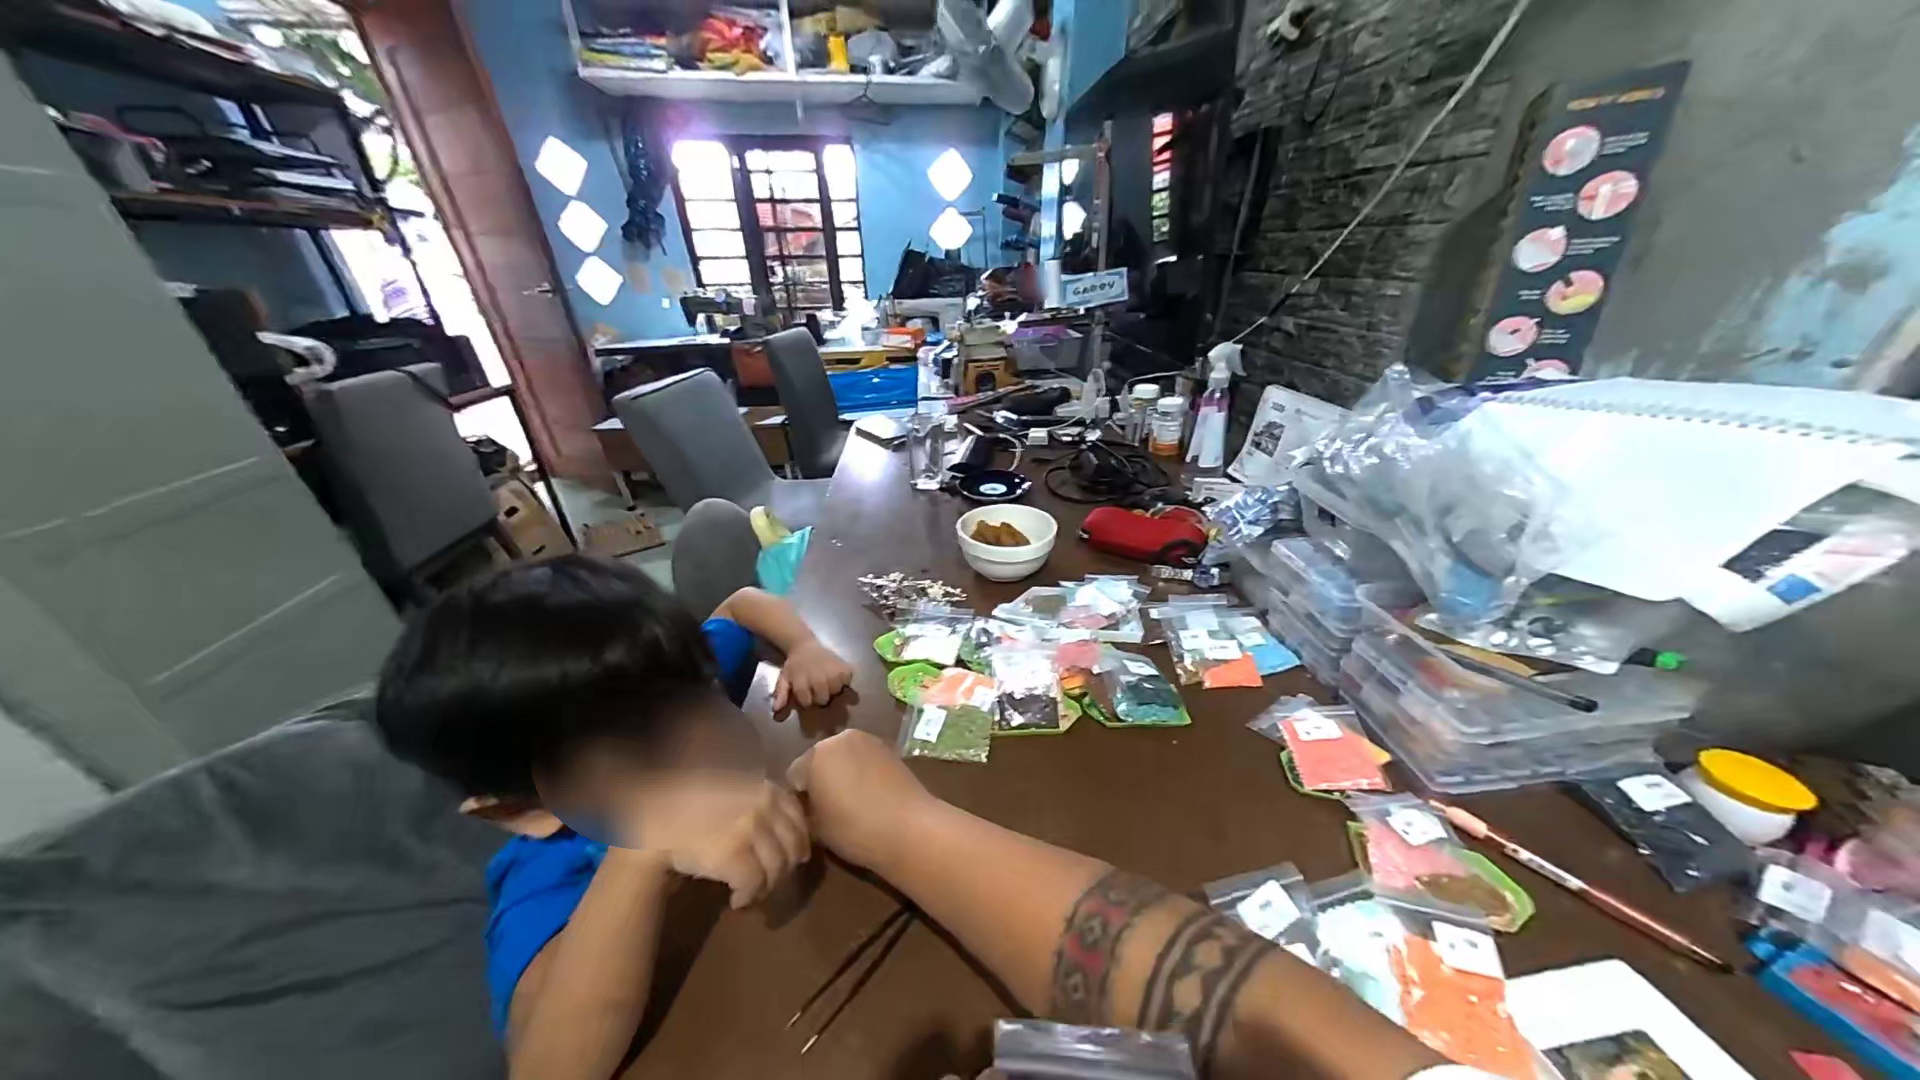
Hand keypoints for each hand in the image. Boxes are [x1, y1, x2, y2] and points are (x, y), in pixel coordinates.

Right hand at [645, 778, 810, 908]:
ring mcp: (749, 827)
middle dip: (787, 867)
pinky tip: (738, 901)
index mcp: (764, 786)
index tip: (797, 856)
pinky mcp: (734, 853)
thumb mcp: (733, 792)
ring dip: (769, 886)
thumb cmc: (690, 806)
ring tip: (755, 894)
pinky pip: (755, 883)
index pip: (797, 816)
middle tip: (774, 881)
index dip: (799, 840)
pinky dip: (749, 896)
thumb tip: (795, 836)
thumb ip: (760, 802)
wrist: (652, 821)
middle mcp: (762, 802)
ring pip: (777, 866)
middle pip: (791, 843)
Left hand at [773, 638, 852, 709]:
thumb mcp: (784, 679)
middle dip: (820, 697)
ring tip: (827, 683)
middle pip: (824, 700)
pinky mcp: (844, 667)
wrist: (804, 645)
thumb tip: (776, 710)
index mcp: (802, 683)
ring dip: (832, 690)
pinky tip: (837, 676)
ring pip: (836, 692)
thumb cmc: (794, 665)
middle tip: (818, 689)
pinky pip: (848, 681)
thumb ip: (781, 695)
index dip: (806, 701)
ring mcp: (833, 673)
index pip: (808, 703)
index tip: (806, 694)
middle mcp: (818, 679)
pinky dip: (844, 680)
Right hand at [786, 730, 934, 868]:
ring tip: (851, 801)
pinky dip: (862, 770)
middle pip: (819, 759)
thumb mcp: (817, 828)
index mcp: (815, 755)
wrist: (909, 826)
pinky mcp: (889, 747)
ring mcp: (867, 739)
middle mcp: (839, 738)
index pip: (794, 775)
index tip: (807, 816)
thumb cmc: (855, 828)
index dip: (799, 798)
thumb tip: (808, 805)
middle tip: (828, 808)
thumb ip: (805, 810)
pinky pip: (864, 758)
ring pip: (843, 756)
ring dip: (842, 772)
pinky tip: (871, 793)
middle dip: (820, 779)